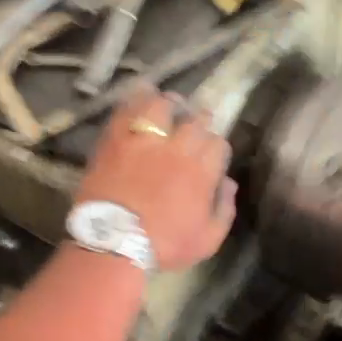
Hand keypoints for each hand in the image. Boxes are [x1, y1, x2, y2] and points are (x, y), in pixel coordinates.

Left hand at [75, 88, 236, 271]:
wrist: (112, 242)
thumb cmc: (164, 246)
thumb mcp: (207, 240)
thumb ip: (224, 210)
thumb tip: (229, 183)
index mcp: (203, 169)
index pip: (219, 143)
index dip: (216, 146)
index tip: (211, 152)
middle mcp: (178, 147)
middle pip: (195, 119)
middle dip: (199, 119)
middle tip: (195, 122)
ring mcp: (144, 139)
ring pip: (162, 105)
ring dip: (169, 102)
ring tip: (169, 103)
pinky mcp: (116, 139)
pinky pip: (127, 110)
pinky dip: (135, 100)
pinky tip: (139, 94)